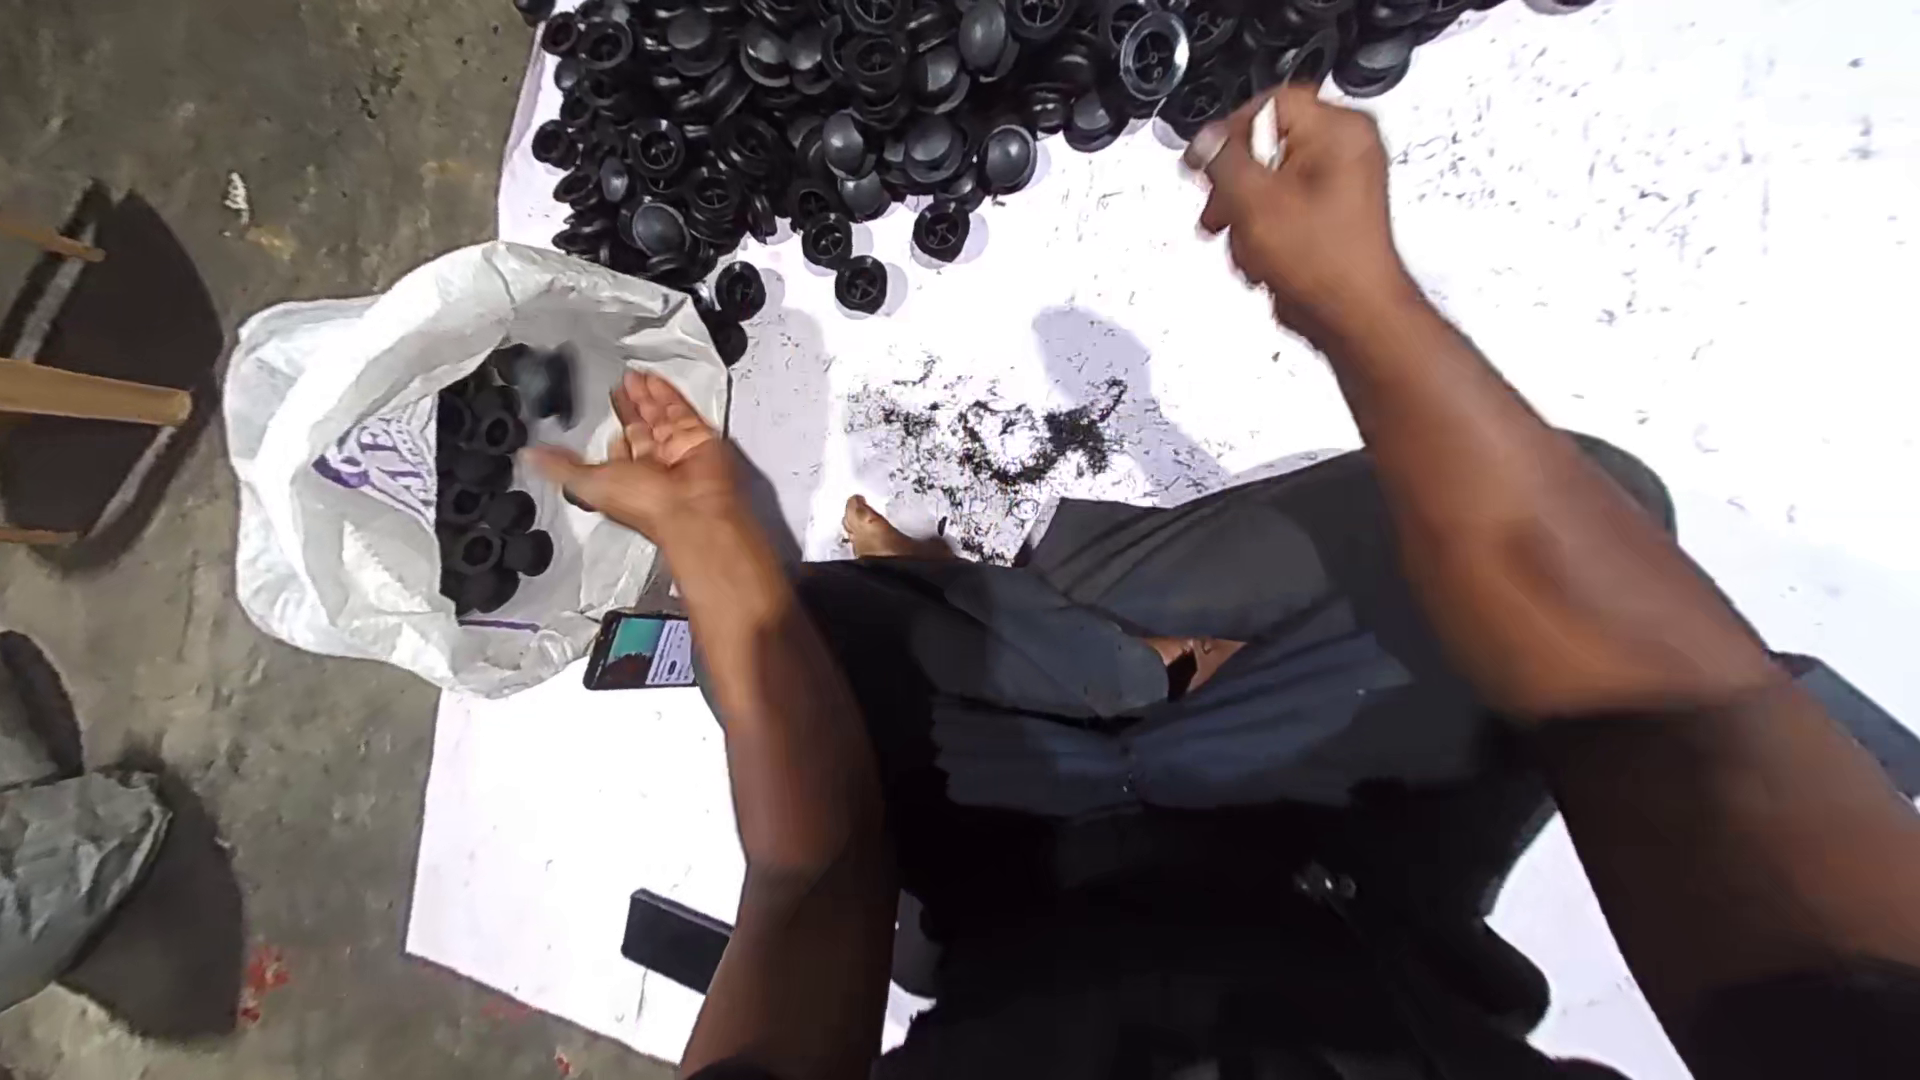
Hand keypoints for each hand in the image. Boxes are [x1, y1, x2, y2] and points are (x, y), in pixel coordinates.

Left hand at [524, 370, 747, 547]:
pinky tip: (652, 379)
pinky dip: (667, 393)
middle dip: (628, 406)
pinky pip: (680, 409)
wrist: (692, 507)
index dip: (609, 432)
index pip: (618, 449)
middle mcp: (654, 464)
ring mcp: (677, 448)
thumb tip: (528, 457)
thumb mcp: (587, 485)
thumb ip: (561, 467)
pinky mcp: (697, 435)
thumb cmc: (647, 506)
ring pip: (658, 415)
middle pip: (639, 427)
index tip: (600, 414)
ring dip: (644, 395)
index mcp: (628, 478)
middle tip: (618, 385)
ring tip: (630, 375)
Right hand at [1185, 86, 1417, 342]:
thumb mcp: (1256, 203)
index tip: (1200, 162)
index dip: (1227, 133)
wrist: (1347, 311)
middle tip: (1217, 211)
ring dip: (1243, 216)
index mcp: (1337, 131)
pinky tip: (1259, 257)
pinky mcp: (1324, 216)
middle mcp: (1343, 151)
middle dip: (1232, 186)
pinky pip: (1278, 210)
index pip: (1269, 104)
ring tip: (1243, 244)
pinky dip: (1260, 232)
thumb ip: (1225, 164)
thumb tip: (1205, 141)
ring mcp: (1335, 185)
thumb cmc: (1321, 262)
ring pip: (1266, 183)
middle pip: (1265, 146)